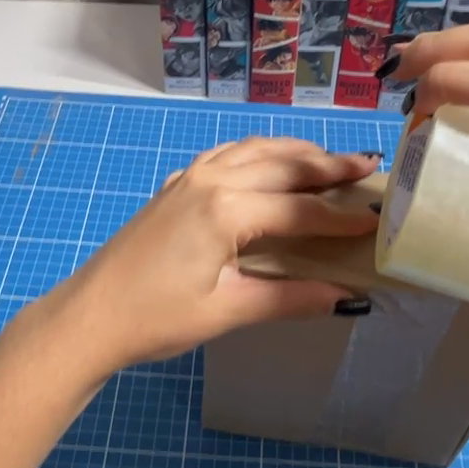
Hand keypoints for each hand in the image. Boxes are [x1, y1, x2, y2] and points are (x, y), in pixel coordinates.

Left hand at [40, 139, 378, 374]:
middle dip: (327, 165)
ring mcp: (190, 176)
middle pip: (282, 164)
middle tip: (367, 166)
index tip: (377, 219)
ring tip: (328, 159)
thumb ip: (288, 298)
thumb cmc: (157, 317)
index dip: (340, 217)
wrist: (90, 315)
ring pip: (254, 150)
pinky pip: (228, 153)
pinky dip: (258, 152)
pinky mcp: (176, 183)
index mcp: (227, 209)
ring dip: (294, 152)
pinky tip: (268, 161)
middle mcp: (212, 179)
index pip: (299, 209)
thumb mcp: (227, 311)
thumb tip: (345, 298)